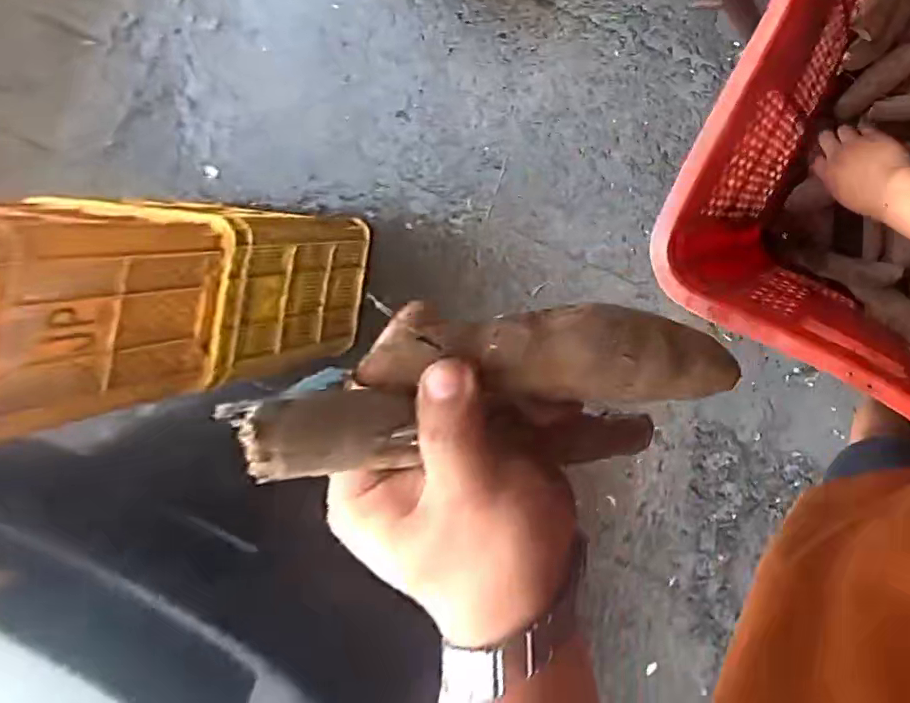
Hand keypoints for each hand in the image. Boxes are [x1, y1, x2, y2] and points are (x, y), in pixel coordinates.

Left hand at [328, 360, 578, 646]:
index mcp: (365, 482)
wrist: (540, 595)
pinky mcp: (488, 450)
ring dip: (498, 376)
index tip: (427, 315)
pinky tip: (545, 384)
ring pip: (464, 395)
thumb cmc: (489, 557)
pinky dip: (521, 393)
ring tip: (527, 356)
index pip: (365, 404)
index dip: (394, 359)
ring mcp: (447, 454)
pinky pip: (497, 407)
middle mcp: (399, 462)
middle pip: (419, 393)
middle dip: (460, 365)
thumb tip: (442, 365)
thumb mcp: (466, 496)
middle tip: (492, 335)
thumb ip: (450, 432)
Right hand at [813, 125, 909, 218]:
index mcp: (829, 174)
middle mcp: (838, 154)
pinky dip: (866, 131)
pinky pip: (864, 127)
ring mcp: (855, 142)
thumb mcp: (846, 198)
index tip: (828, 161)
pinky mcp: (873, 134)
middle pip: (825, 137)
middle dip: (830, 138)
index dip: (823, 159)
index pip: (817, 161)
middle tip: (838, 143)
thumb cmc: (870, 203)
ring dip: (847, 133)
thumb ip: (838, 184)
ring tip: (856, 138)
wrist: (892, 189)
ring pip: (843, 129)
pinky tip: (872, 136)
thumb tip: (839, 177)